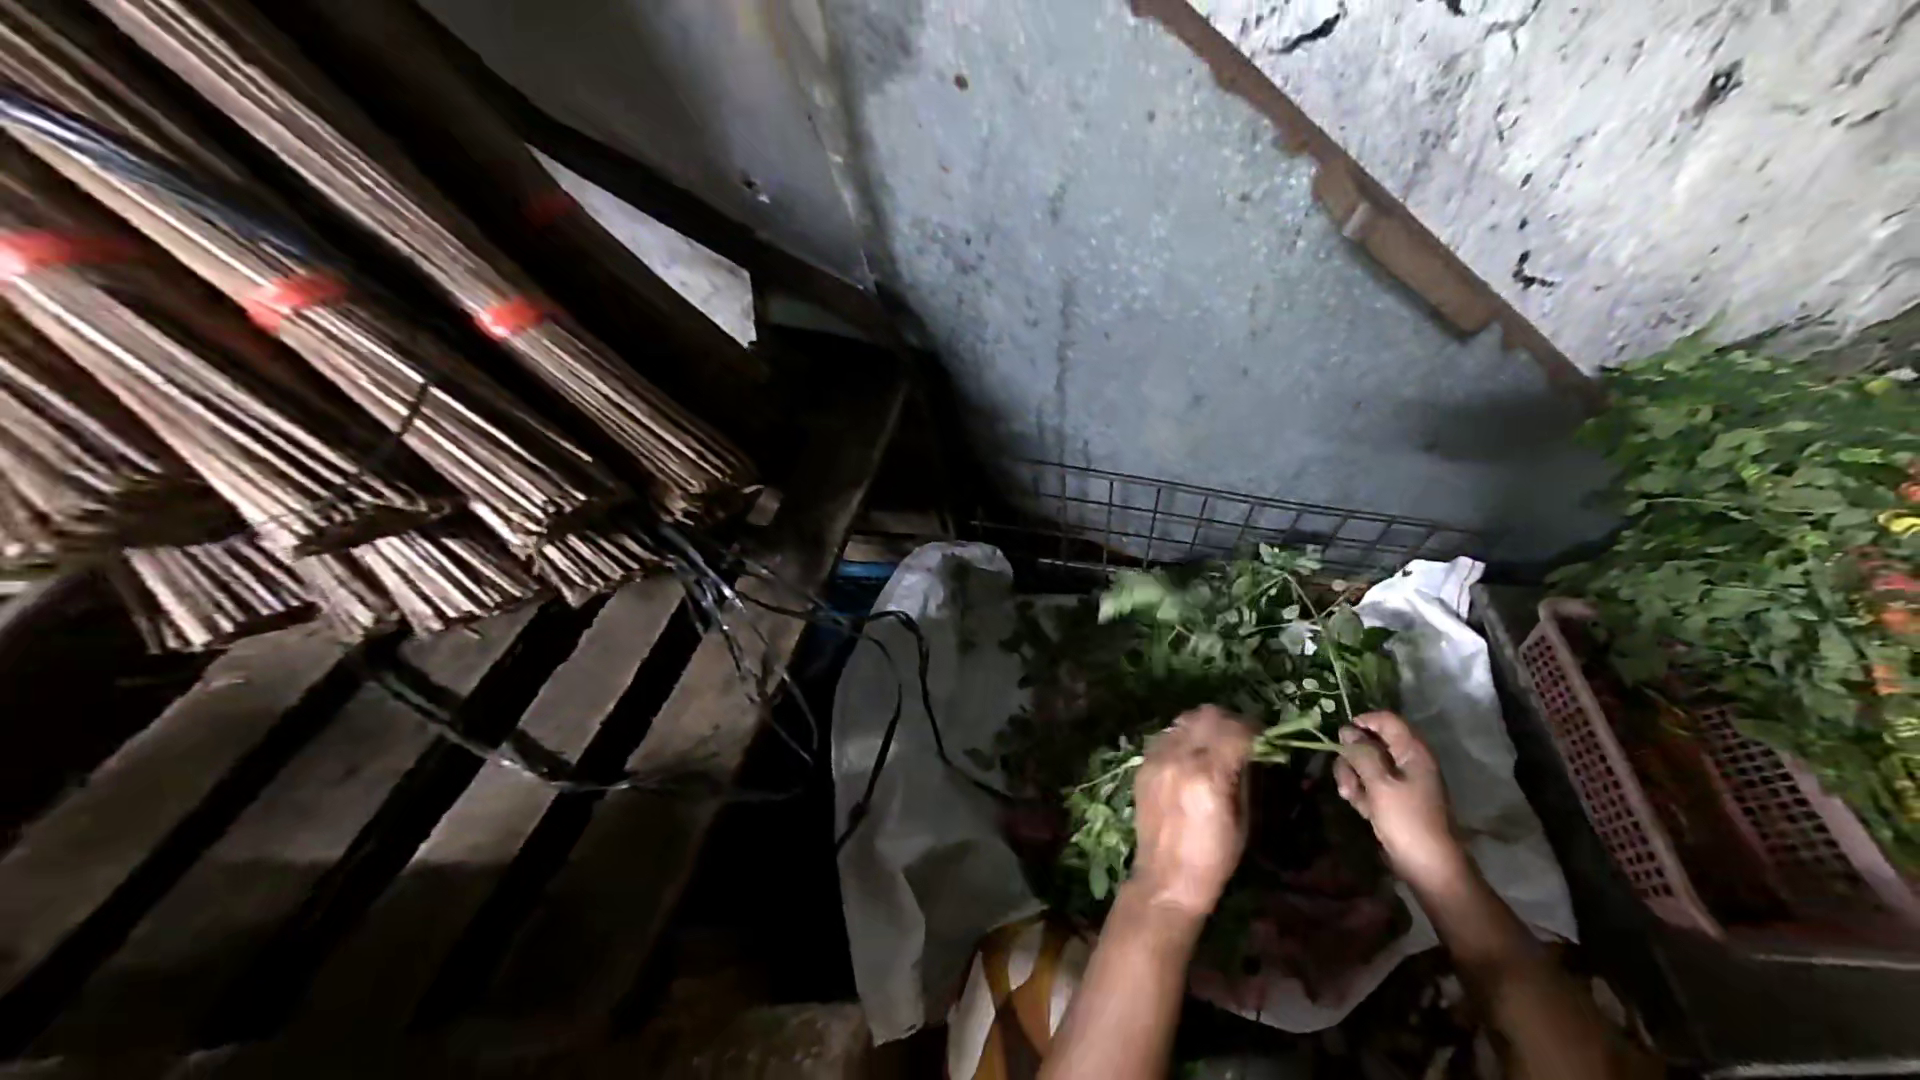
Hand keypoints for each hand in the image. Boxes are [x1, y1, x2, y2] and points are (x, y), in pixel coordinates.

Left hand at [1130, 706, 1254, 918]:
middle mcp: (1179, 758)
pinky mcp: (1143, 765)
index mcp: (1208, 774)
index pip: (1235, 730)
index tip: (1264, 736)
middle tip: (1240, 737)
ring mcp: (1156, 759)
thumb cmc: (1214, 856)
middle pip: (1207, 714)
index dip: (1254, 729)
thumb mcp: (1243, 818)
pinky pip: (1165, 736)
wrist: (1165, 878)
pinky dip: (1182, 737)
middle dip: (1229, 721)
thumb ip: (1244, 775)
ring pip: (1184, 719)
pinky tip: (1190, 754)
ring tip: (1214, 742)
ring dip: (1204, 725)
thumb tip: (1252, 748)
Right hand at [1333, 712, 1467, 890]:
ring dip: (1351, 776)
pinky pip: (1368, 783)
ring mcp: (1400, 780)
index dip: (1363, 722)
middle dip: (1351, 757)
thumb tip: (1347, 730)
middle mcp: (1407, 761)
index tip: (1341, 737)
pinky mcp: (1392, 798)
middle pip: (1370, 742)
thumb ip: (1361, 753)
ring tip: (1349, 796)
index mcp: (1412, 752)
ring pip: (1364, 763)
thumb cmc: (1407, 821)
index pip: (1386, 720)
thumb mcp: (1379, 784)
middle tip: (1345, 775)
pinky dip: (1360, 792)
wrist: (1428, 866)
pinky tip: (1359, 807)